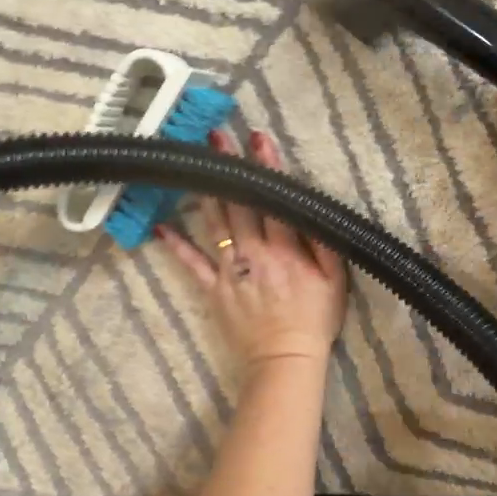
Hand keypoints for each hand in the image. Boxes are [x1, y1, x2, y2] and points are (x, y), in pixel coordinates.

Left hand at [155, 130, 348, 375]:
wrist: (285, 359)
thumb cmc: (315, 319)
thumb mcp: (335, 280)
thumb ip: (325, 243)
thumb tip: (313, 209)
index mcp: (285, 249)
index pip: (274, 200)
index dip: (266, 167)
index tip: (256, 138)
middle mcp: (254, 253)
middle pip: (240, 204)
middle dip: (229, 168)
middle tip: (216, 136)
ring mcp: (230, 270)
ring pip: (215, 223)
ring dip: (206, 190)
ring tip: (194, 162)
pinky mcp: (213, 289)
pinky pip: (192, 264)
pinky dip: (176, 245)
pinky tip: (161, 225)